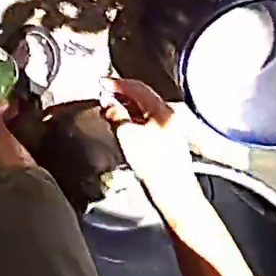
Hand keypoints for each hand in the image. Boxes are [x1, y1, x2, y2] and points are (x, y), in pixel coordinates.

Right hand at [99, 78, 201, 204]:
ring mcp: (171, 129)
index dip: (116, 83)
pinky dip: (133, 118)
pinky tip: (123, 125)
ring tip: (109, 109)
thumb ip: (115, 114)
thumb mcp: (126, 134)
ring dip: (126, 106)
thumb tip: (107, 102)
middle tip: (104, 93)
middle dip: (121, 94)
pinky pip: (147, 121)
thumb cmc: (154, 165)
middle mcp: (170, 116)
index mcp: (163, 111)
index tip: (102, 82)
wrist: (173, 193)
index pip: (137, 88)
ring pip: (144, 109)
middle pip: (142, 97)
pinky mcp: (168, 141)